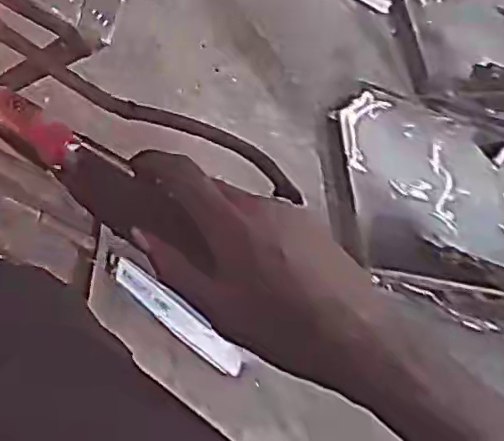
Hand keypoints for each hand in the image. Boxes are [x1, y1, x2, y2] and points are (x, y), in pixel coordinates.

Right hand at [129, 150, 396, 394]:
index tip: (138, 167)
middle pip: (208, 184)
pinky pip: (264, 212)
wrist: (365, 342)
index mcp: (227, 222)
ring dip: (220, 216)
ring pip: (236, 199)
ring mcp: (284, 210)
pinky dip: (249, 226)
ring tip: (225, 259)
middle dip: (186, 198)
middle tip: (176, 225)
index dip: (154, 161)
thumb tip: (141, 234)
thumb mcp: (218, 309)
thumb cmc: (287, 330)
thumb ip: (173, 266)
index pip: (181, 170)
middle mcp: (255, 204)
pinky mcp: (307, 221)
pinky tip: (261, 264)